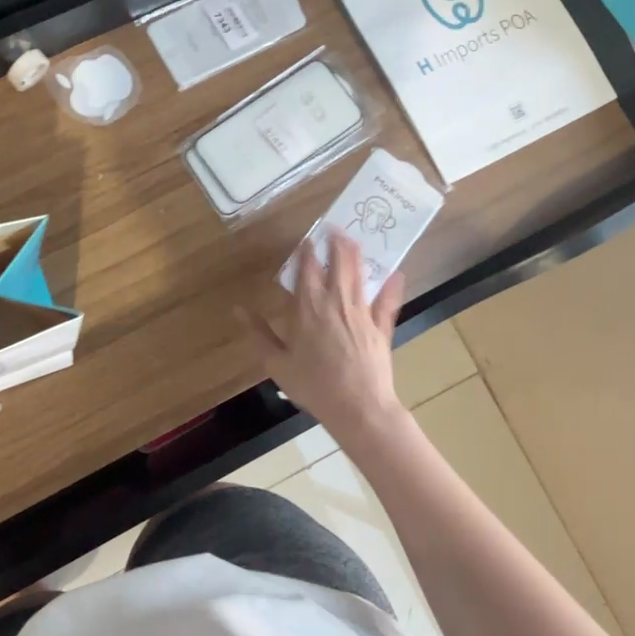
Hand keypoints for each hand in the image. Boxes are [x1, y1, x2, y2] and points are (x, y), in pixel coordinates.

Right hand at [240, 230, 408, 441]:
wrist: (358, 407)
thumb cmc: (312, 385)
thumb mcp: (276, 362)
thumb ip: (258, 333)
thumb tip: (238, 310)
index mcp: (308, 308)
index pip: (306, 270)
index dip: (306, 252)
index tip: (306, 240)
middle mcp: (336, 303)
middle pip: (337, 264)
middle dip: (335, 244)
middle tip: (334, 229)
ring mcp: (362, 313)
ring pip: (359, 276)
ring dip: (356, 255)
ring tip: (353, 239)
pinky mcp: (382, 328)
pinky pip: (388, 302)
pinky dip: (392, 286)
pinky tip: (396, 273)